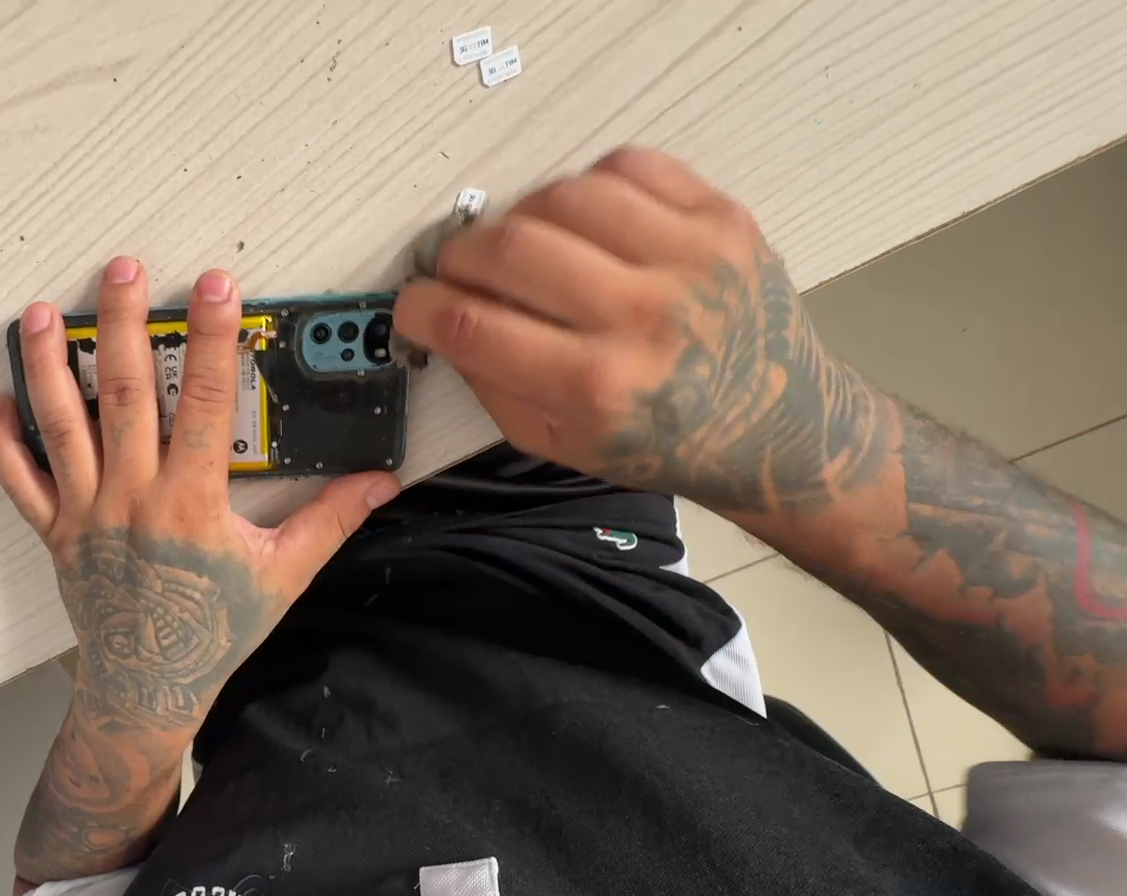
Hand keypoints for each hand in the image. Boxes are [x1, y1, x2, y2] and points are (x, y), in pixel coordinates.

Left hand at [0, 257, 400, 729]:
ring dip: (50, 366)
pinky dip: (7, 444)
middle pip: (124, 394)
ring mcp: (85, 513)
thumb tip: (381, 482)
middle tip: (121, 270)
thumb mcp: (282, 575)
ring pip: (62, 426)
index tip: (216, 287)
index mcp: (191, 500)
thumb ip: (329, 521)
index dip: (213, 340)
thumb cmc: (214, 630)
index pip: (206, 403)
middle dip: (124, 324)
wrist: (149, 684)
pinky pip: (21, 483)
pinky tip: (1, 403)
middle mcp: (131, 496)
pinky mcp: (55, 532)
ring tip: (42, 314)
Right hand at [396, 147, 885, 517]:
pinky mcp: (721, 218)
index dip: (421, 308)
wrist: (771, 426)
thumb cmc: (651, 442)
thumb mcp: (552, 440)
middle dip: (456, 257)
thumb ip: (489, 383)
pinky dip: (579, 188)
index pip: (473, 326)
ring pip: (561, 197)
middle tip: (454, 272)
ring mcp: (687, 258)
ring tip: (516, 248)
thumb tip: (443, 323)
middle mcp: (640, 316)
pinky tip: (575, 224)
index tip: (411, 305)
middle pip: (510, 250)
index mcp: (591, 386)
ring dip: (514, 219)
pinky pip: (626, 167)